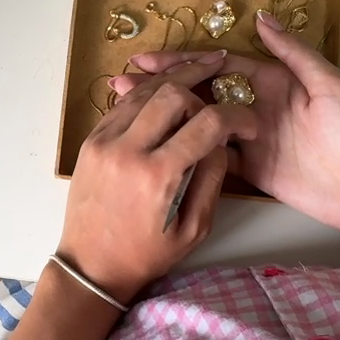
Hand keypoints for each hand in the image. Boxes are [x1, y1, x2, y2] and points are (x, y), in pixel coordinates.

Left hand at [61, 54, 258, 303]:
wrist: (90, 264)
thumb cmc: (146, 254)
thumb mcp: (195, 228)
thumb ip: (211, 178)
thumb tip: (220, 139)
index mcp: (158, 176)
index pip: (207, 123)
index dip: (237, 116)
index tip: (248, 124)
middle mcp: (128, 150)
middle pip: (172, 92)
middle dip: (202, 91)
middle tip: (216, 99)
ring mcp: (104, 141)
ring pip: (144, 90)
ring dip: (173, 83)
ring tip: (197, 74)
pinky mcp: (90, 140)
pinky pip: (123, 104)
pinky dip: (147, 96)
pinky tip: (164, 95)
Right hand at [110, 11, 339, 239]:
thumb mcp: (329, 85)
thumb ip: (293, 54)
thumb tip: (261, 19)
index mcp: (272, 82)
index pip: (217, 66)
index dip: (182, 62)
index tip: (147, 60)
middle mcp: (255, 107)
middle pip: (201, 93)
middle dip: (164, 87)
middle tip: (124, 83)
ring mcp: (251, 140)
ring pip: (200, 123)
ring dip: (168, 116)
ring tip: (130, 111)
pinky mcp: (252, 171)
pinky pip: (212, 157)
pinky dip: (186, 150)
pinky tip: (159, 148)